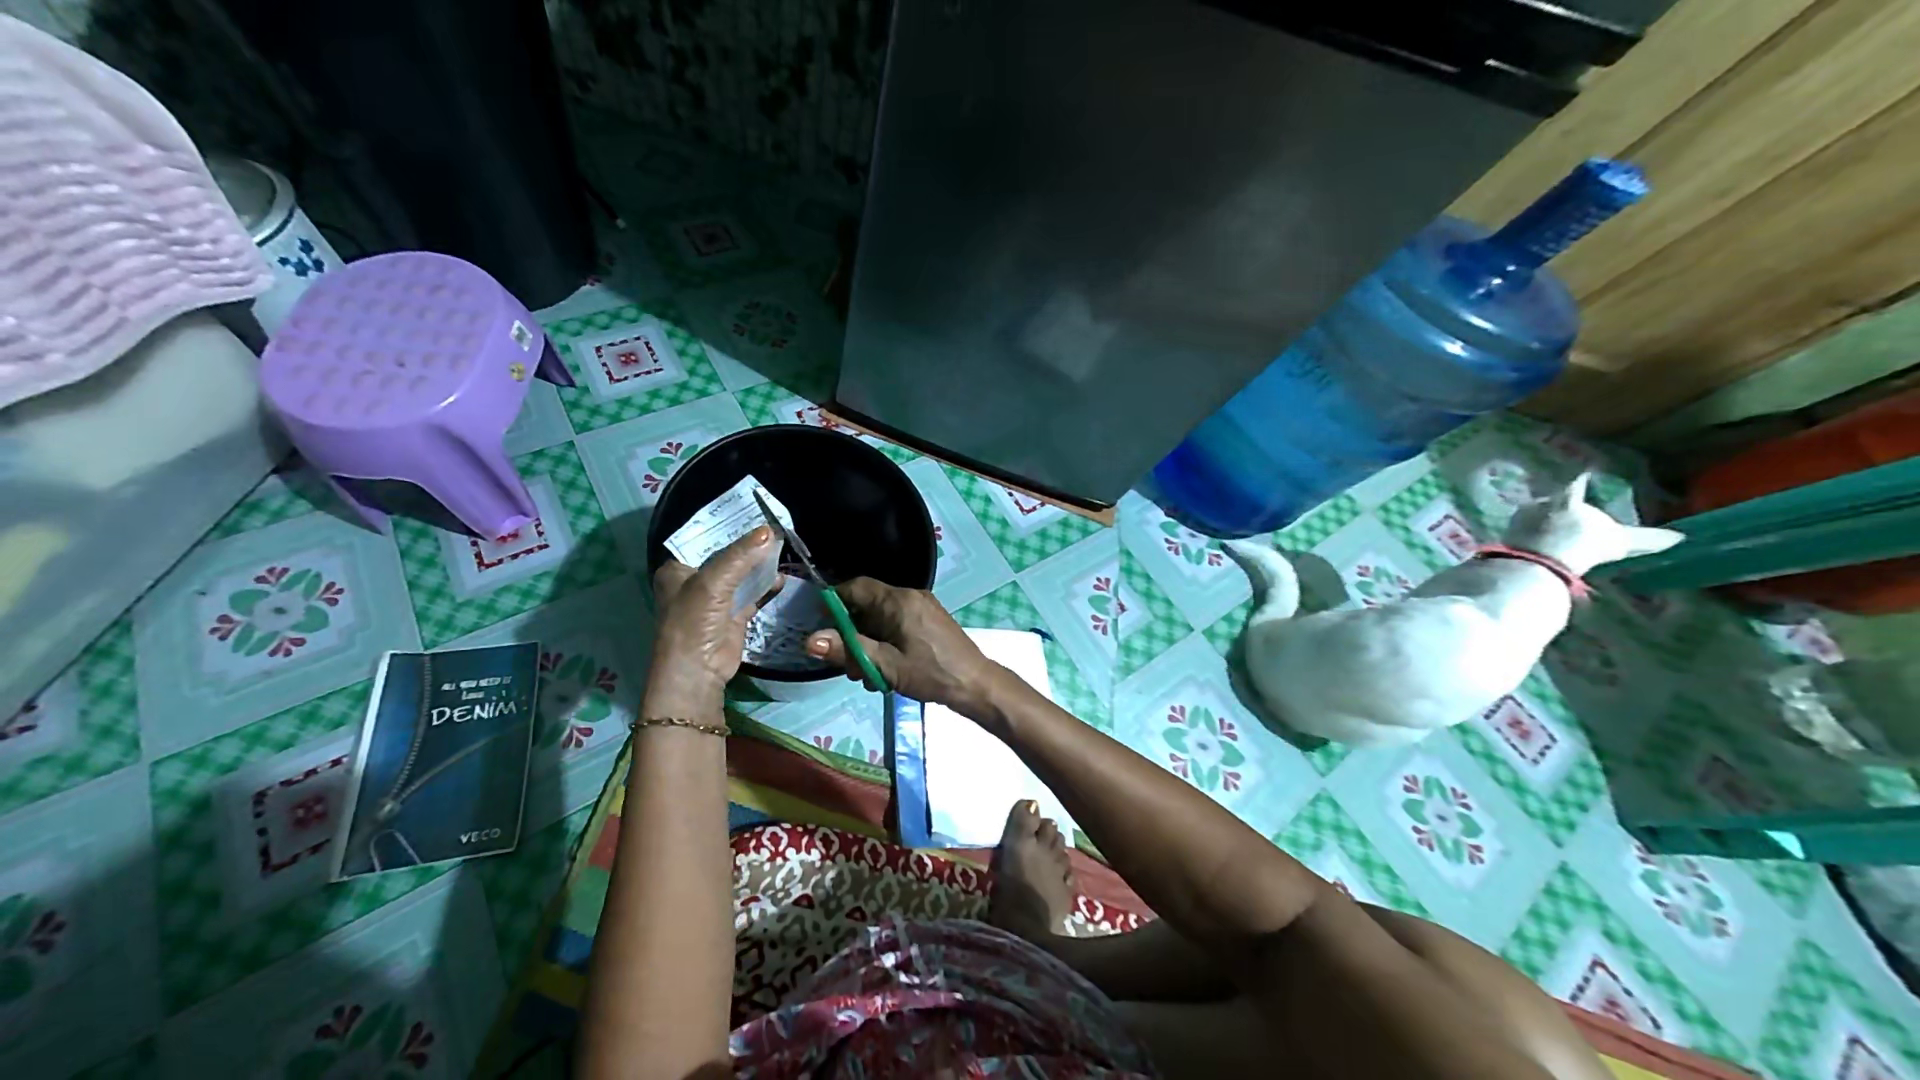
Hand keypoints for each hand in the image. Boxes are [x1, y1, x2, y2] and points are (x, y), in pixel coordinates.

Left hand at [648, 527, 779, 714]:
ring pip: (741, 572)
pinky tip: (783, 575)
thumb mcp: (713, 581)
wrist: (697, 672)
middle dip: (748, 542)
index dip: (726, 524)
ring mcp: (716, 598)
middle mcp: (695, 580)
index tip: (753, 509)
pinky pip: (753, 592)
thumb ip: (740, 555)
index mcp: (677, 568)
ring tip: (784, 544)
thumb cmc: (693, 621)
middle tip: (775, 523)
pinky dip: (767, 584)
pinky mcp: (734, 614)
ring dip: (759, 562)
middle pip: (726, 553)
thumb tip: (769, 531)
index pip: (703, 537)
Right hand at [805, 578, 1009, 717]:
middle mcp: (911, 596)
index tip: (821, 625)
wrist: (975, 684)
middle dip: (852, 633)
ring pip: (882, 617)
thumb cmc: (930, 673)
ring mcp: (923, 607)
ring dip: (869, 642)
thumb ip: (848, 650)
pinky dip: (885, 641)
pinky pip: (897, 622)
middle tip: (848, 665)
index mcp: (899, 601)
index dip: (834, 602)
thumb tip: (810, 640)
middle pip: (868, 604)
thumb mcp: (885, 666)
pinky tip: (886, 669)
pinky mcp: (930, 619)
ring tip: (868, 674)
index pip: (856, 586)